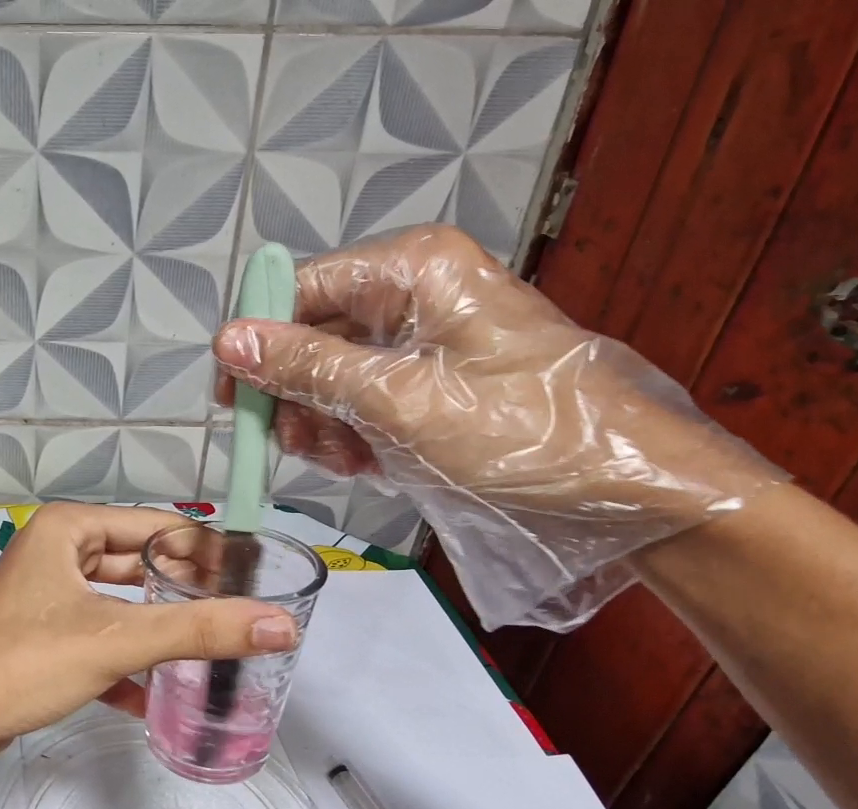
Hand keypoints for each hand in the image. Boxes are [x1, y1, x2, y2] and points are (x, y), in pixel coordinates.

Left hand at [0, 503, 296, 755]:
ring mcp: (41, 594)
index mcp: (66, 530)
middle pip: (136, 565)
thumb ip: (200, 631)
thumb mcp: (117, 641)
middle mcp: (52, 551)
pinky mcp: (35, 634)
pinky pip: (92, 637)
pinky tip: (151, 697)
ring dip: (153, 633)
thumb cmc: (24, 662)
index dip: (206, 553)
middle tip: (236, 620)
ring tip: (206, 656)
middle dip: (182, 596)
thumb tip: (280, 624)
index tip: (253, 581)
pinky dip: (120, 662)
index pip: (155, 527)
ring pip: (115, 605)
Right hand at [213, 225, 780, 629]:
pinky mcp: (436, 383)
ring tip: (341, 460)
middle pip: (315, 334)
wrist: (630, 489)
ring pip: (335, 374)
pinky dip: (353, 435)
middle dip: (296, 393)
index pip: (303, 289)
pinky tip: (365, 463)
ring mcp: (428, 340)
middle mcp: (417, 292)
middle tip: (293, 444)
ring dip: (322, 422)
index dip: (259, 342)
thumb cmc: (521, 432)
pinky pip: (367, 400)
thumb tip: (227, 339)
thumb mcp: (399, 401)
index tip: (233, 400)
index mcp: (414, 270)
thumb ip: (308, 368)